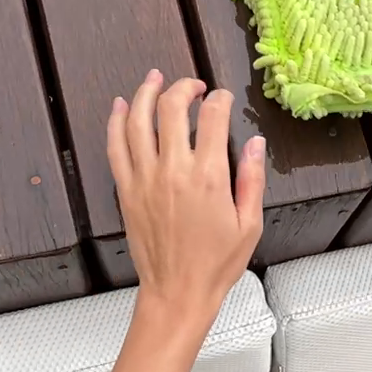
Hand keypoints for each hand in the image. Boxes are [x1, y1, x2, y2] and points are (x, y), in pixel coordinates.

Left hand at [107, 70, 265, 329]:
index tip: (223, 98)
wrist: (177, 293)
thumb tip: (256, 143)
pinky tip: (120, 105)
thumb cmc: (216, 264)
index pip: (213, 118)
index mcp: (209, 177)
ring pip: (137, 120)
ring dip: (146, 92)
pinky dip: (115, 121)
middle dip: (184, 88)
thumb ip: (252, 180)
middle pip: (172, 109)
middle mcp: (174, 171)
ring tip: (155, 78)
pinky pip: (115, 146)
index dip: (219, 100)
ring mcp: (145, 179)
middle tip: (193, 86)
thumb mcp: (249, 225)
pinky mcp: (126, 191)